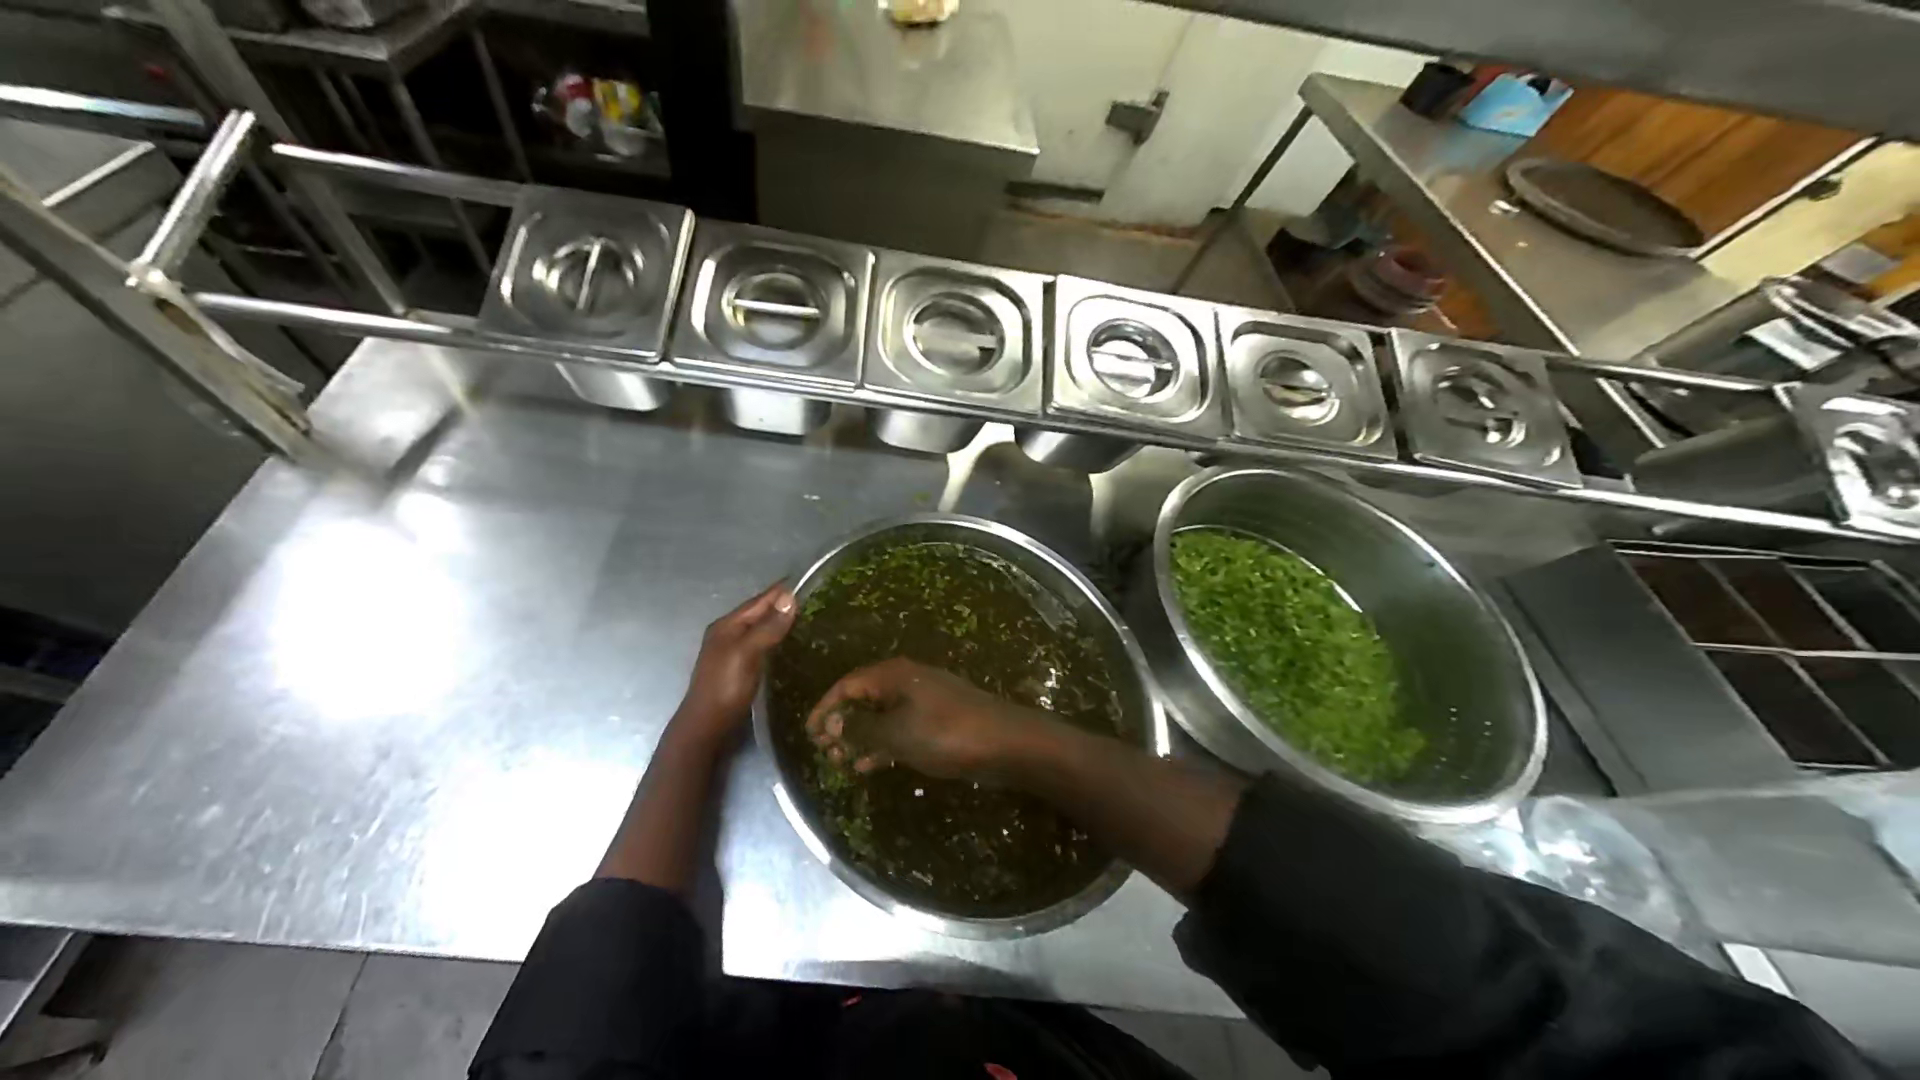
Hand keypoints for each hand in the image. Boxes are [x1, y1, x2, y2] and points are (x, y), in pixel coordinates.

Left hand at [674, 582, 795, 746]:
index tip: (809, 580)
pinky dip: (775, 638)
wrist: (706, 726)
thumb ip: (768, 626)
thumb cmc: (726, 687)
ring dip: (780, 621)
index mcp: (727, 625)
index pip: (759, 600)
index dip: (782, 590)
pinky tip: (789, 643)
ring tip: (807, 618)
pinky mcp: (737, 667)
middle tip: (815, 600)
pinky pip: (760, 643)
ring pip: (760, 628)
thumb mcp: (747, 653)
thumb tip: (790, 597)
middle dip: (783, 604)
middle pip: (759, 612)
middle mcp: (727, 633)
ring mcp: (731, 651)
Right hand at [805, 658, 1048, 781]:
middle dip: (841, 725)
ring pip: (881, 717)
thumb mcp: (896, 733)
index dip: (824, 708)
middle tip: (825, 753)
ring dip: (860, 738)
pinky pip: (900, 730)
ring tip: (842, 763)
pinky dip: (882, 745)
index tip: (808, 734)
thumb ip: (860, 728)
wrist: (1006, 743)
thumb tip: (832, 724)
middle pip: (864, 699)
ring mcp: (924, 702)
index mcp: (893, 675)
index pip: (847, 684)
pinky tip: (870, 766)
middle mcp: (906, 682)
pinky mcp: (938, 722)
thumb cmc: (946, 734)